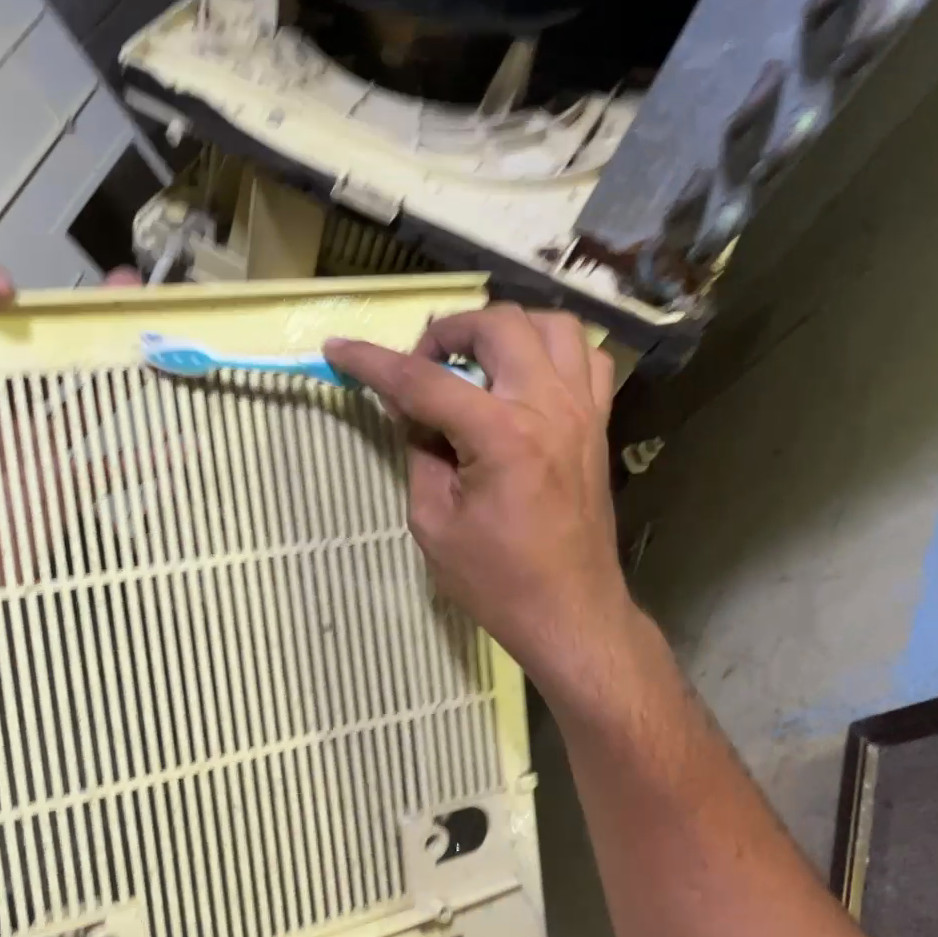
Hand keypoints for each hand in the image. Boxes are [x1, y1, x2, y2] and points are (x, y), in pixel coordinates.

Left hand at [0, 264, 139, 592]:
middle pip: (32, 341)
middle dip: (70, 308)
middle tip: (110, 290)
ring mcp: (34, 444)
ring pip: (79, 387)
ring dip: (115, 353)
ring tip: (150, 318)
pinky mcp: (62, 486)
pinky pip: (108, 465)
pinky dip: (145, 455)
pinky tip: (179, 438)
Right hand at [322, 305, 631, 680]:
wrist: (569, 612)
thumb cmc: (495, 580)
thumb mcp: (431, 521)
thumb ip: (418, 452)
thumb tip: (411, 410)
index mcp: (502, 437)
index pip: (424, 380)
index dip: (373, 361)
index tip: (338, 346)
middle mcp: (549, 407)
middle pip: (497, 325)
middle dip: (446, 332)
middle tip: (419, 367)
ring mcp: (583, 410)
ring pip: (551, 324)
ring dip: (503, 330)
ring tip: (473, 360)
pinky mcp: (599, 422)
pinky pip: (585, 357)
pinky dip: (550, 349)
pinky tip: (522, 375)